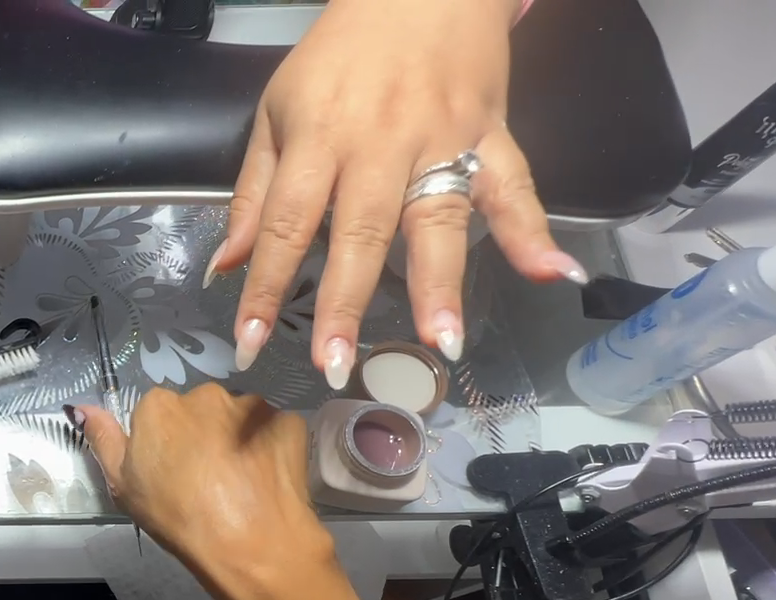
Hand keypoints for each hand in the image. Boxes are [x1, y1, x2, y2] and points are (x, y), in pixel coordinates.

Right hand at [73, 388, 338, 599]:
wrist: (249, 543)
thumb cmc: (175, 516)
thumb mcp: (123, 485)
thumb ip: (103, 439)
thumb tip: (81, 407)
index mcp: (158, 407)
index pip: (153, 413)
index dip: (159, 443)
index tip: (166, 472)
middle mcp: (204, 394)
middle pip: (196, 410)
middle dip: (197, 435)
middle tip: (201, 480)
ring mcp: (250, 405)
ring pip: (235, 418)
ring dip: (232, 440)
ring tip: (235, 483)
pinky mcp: (286, 421)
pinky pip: (268, 430)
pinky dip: (265, 449)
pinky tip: (261, 480)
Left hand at [206, 0, 585, 388]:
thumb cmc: (335, 58)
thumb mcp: (274, 117)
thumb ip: (252, 196)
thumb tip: (223, 269)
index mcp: (318, 140)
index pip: (284, 227)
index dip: (262, 288)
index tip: (247, 344)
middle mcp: (380, 145)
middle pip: (361, 234)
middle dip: (345, 305)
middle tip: (334, 365)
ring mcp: (444, 138)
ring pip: (441, 217)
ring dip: (442, 285)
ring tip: (440, 346)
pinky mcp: (493, 130)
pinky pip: (517, 183)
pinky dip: (535, 229)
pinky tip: (552, 274)